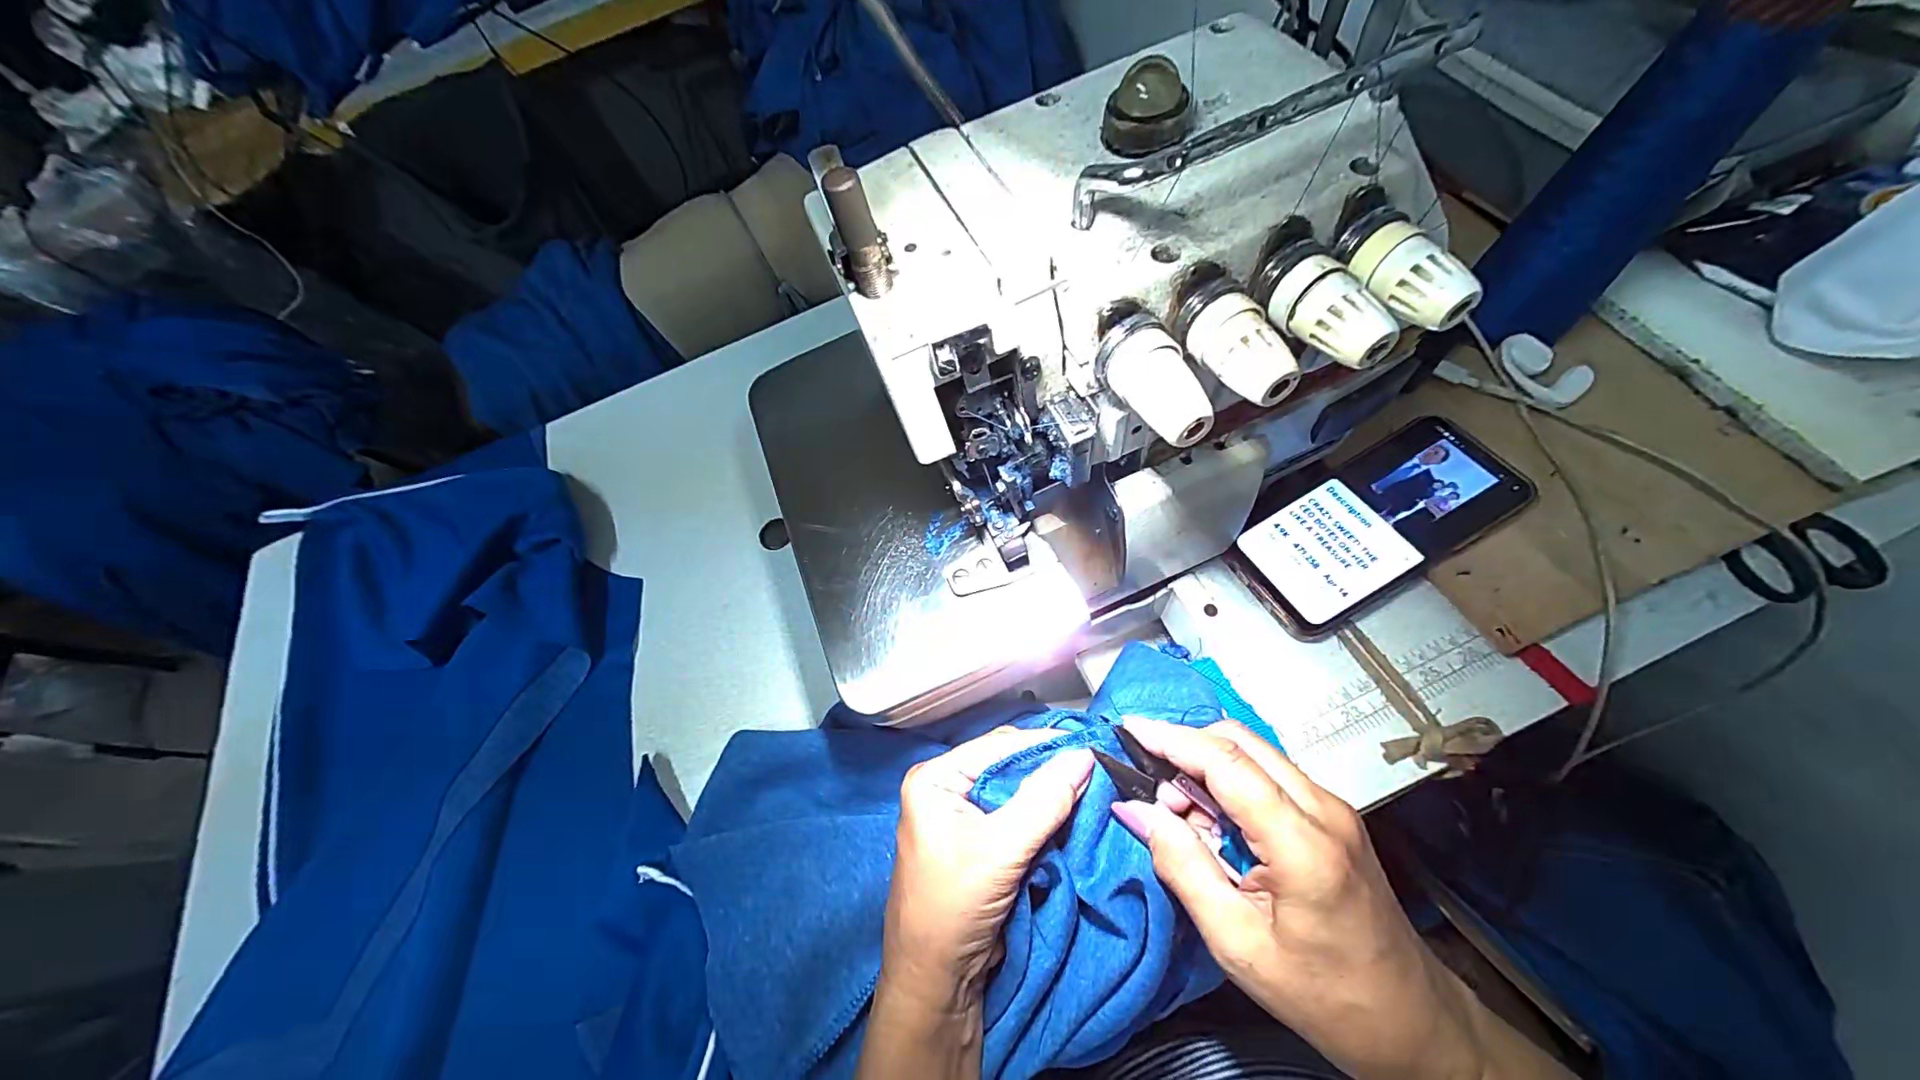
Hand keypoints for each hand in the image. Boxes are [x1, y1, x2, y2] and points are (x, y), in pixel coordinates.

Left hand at [859, 727, 1093, 1079]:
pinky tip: (1073, 811)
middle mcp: (947, 789)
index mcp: (934, 779)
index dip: (1044, 744)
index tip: (1089, 744)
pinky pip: (1021, 815)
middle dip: (1049, 768)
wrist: (937, 982)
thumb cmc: (952, 909)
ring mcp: (964, 815)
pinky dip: (1046, 815)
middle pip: (1009, 765)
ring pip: (1019, 790)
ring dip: (1051, 792)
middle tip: (1095, 766)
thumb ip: (1043, 801)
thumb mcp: (1000, 850)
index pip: (997, 746)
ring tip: (1091, 783)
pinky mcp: (982, 841)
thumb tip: (1084, 756)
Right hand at [1111, 718, 1568, 1079]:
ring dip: (1207, 768)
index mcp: (1304, 844)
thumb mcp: (1237, 943)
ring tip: (1183, 818)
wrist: (1412, 1022)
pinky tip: (1216, 825)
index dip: (1172, 739)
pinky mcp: (1332, 816)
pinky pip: (1269, 775)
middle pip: (1241, 741)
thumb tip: (1138, 811)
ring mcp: (1333, 809)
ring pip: (1254, 753)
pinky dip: (1230, 783)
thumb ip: (1183, 867)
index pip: (1226, 762)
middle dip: (1186, 750)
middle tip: (1155, 794)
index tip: (1130, 728)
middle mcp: (1324, 809)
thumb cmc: (1326, 997)